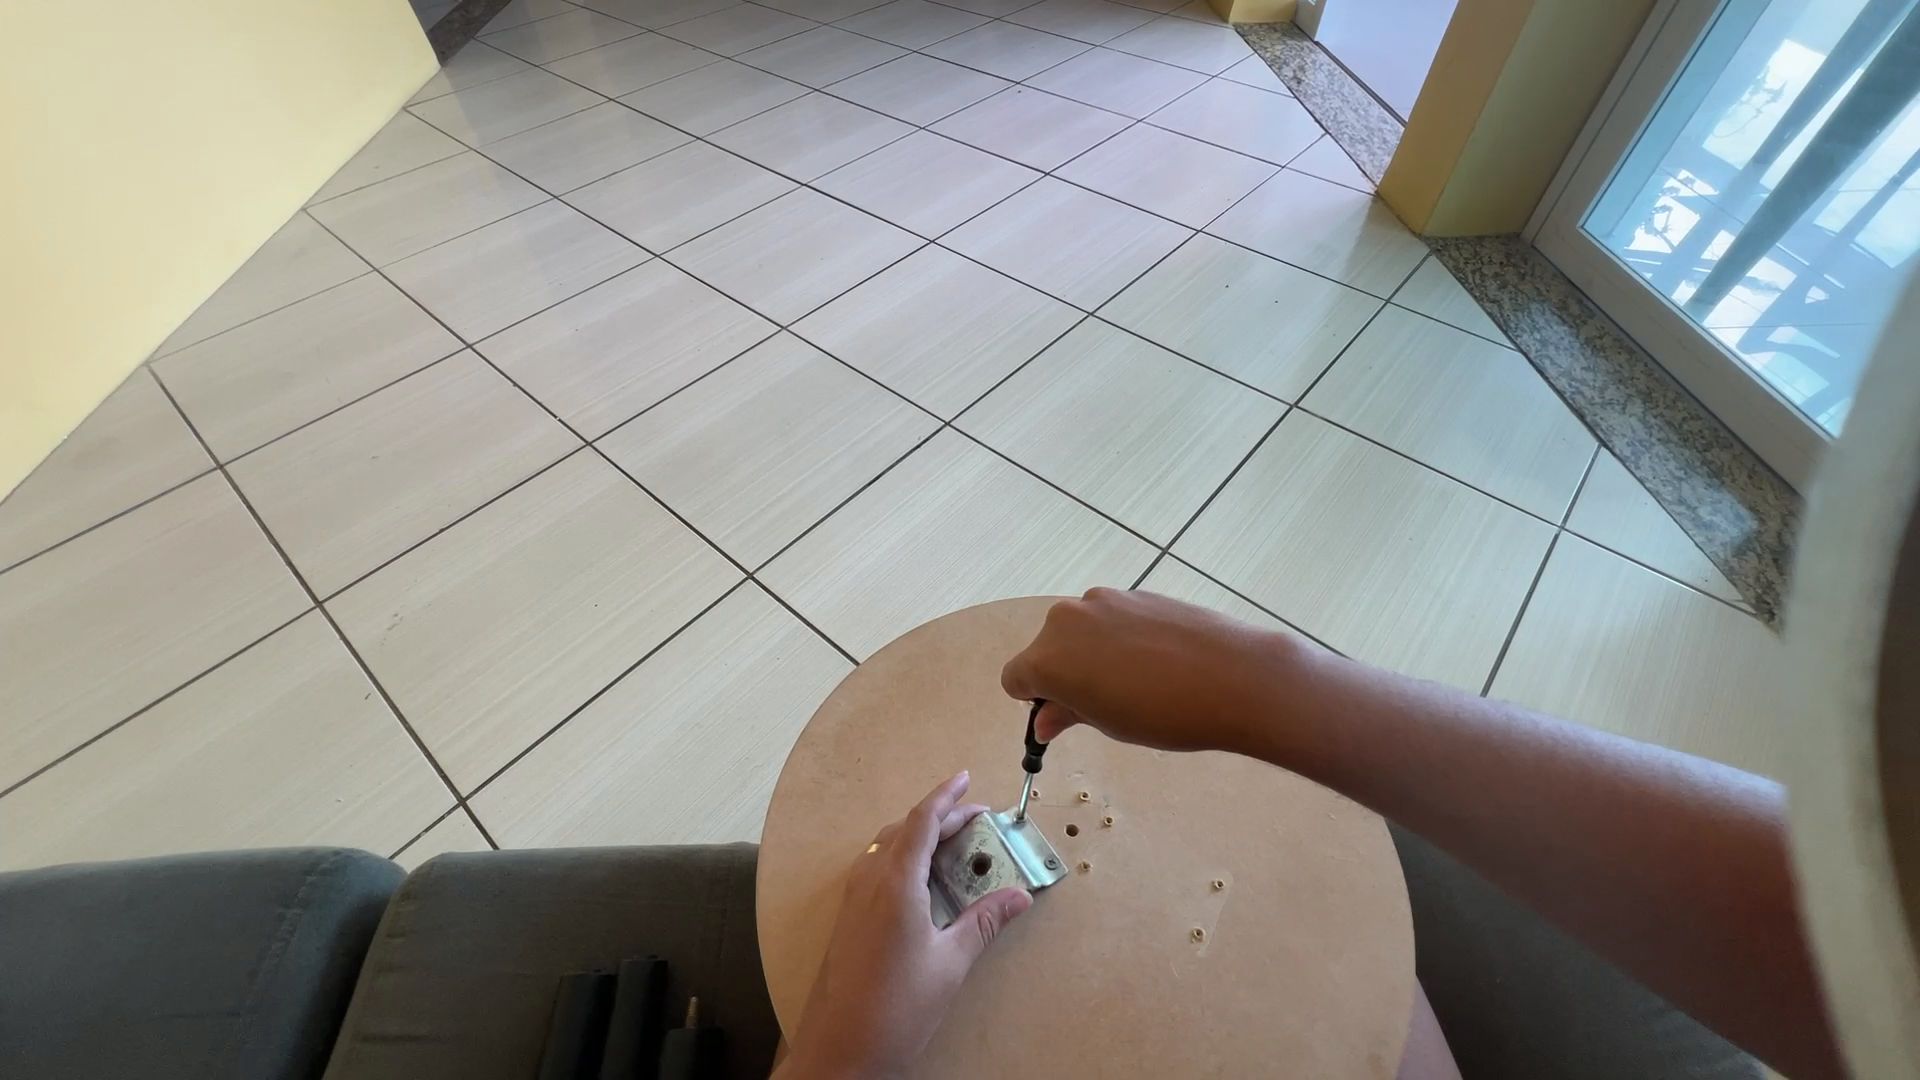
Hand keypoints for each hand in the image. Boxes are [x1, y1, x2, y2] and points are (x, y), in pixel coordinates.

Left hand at [780, 772, 1032, 1079]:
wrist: (838, 1054)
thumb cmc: (896, 1008)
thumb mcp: (950, 963)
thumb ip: (984, 922)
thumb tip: (1020, 897)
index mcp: (895, 881)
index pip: (922, 820)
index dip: (946, 795)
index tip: (964, 777)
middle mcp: (870, 879)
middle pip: (907, 829)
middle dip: (941, 816)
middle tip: (975, 817)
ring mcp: (854, 897)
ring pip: (888, 845)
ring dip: (920, 834)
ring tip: (951, 841)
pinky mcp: (848, 915)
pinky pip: (876, 865)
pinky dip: (903, 854)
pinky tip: (918, 876)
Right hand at [1000, 587, 1307, 755]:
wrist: (1233, 676)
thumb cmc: (1162, 714)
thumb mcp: (1108, 723)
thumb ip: (1067, 714)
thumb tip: (1043, 721)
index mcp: (1047, 658)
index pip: (1015, 679)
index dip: (1035, 699)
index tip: (1065, 713)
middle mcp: (1064, 619)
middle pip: (1045, 649)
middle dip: (1063, 672)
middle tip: (1105, 700)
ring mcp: (1101, 599)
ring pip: (1079, 630)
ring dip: (1091, 651)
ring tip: (1137, 678)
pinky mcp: (1134, 591)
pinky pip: (1111, 617)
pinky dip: (1120, 636)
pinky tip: (1158, 656)